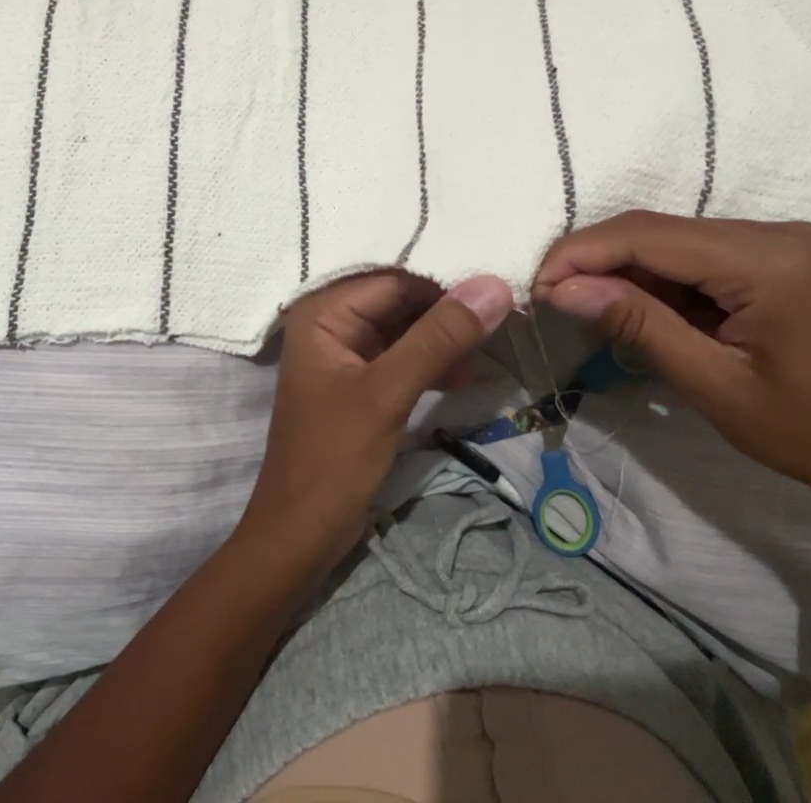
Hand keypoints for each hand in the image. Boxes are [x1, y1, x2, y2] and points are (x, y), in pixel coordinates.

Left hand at [240, 271, 512, 568]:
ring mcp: (346, 357)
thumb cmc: (332, 459)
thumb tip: (495, 285)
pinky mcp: (362, 386)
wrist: (300, 533)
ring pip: (406, 329)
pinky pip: (404, 358)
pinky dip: (433, 363)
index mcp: (322, 314)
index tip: (503, 282)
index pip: (394, 277)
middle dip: (450, 307)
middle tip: (509, 310)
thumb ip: (438, 337)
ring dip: (446, 337)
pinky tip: (465, 375)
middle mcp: (331, 325)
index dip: (446, 278)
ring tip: (493, 345)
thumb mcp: (388, 393)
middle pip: (400, 299)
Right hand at [533, 211, 810, 522]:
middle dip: (598, 261)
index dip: (581, 253)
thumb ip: (638, 325)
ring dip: (628, 273)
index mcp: (769, 260)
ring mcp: (786, 243)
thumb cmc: (810, 433)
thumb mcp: (713, 385)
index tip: (535, 288)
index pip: (649, 236)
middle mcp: (779, 233)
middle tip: (553, 302)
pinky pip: (704, 257)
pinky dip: (664, 282)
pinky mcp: (785, 260)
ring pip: (678, 242)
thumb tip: (561, 288)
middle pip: (661, 231)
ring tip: (592, 314)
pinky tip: (644, 313)